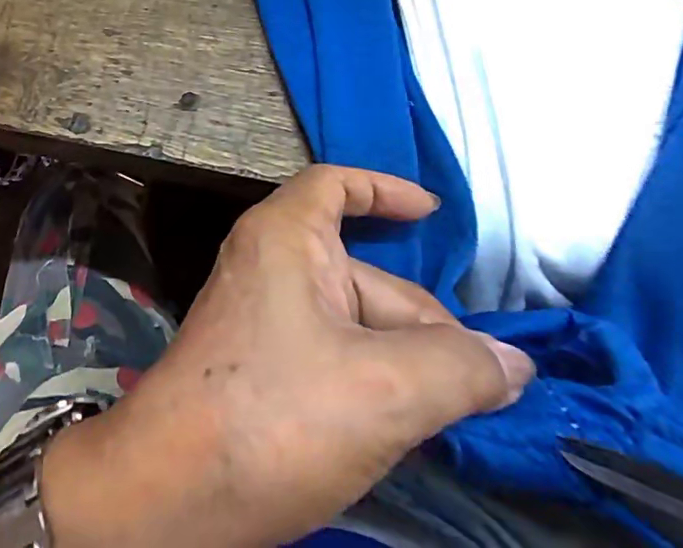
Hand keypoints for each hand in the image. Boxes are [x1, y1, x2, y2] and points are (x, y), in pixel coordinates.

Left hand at [41, 164, 534, 547]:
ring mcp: (263, 319)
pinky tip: (406, 427)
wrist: (169, 497)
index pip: (335, 185)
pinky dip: (373, 381)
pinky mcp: (260, 367)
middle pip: (365, 272)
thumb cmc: (274, 416)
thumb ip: (459, 369)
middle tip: (480, 382)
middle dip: (423, 323)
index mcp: (286, 237)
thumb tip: (513, 364)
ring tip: (451, 413)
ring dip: (405, 363)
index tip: (432, 212)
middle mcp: (270, 265)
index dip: (384, 189)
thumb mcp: (384, 390)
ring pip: (354, 324)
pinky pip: (333, 356)